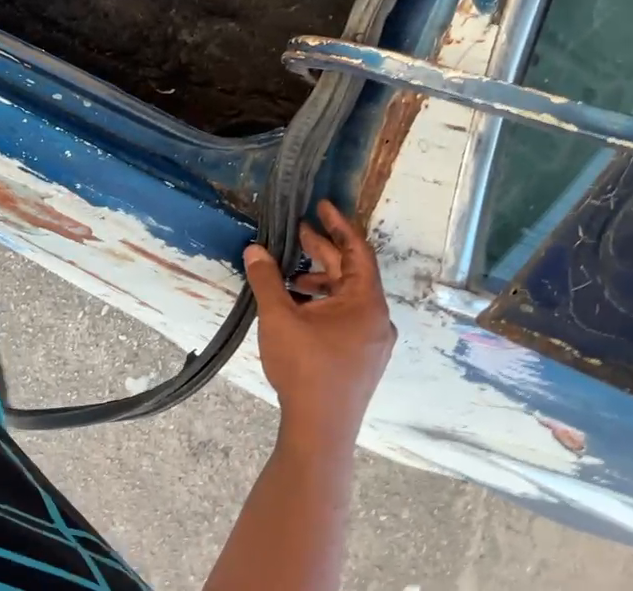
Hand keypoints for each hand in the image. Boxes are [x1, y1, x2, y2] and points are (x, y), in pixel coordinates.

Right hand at [242, 200, 395, 442]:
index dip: (338, 225)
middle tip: (296, 230)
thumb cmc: (304, 367)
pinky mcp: (361, 357)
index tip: (321, 205)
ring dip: (319, 279)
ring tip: (288, 273)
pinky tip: (296, 306)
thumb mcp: (278, 316)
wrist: (321, 428)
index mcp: (365, 303)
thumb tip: (255, 249)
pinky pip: (345, 316)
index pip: (357, 252)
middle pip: (352, 273)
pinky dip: (322, 301)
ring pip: (347, 296)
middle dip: (323, 250)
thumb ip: (267, 279)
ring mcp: (372, 341)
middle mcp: (376, 319)